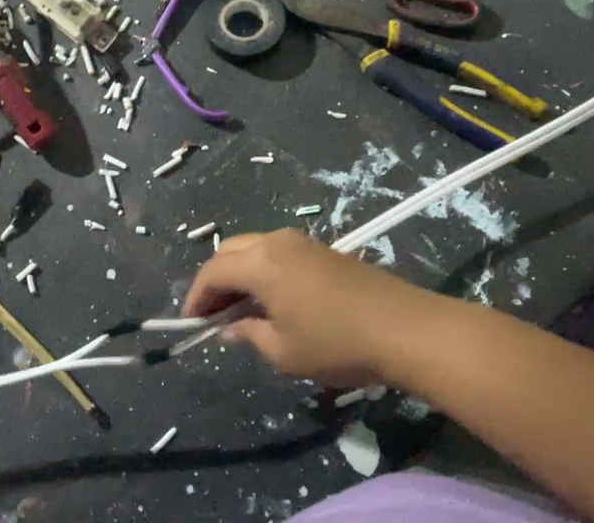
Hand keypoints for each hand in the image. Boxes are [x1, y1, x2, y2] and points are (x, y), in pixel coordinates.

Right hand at [182, 230, 432, 386]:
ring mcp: (302, 242)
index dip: (196, 296)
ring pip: (254, 248)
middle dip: (215, 280)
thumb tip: (230, 326)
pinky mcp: (322, 249)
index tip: (190, 322)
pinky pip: (277, 252)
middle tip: (211, 314)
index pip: (213, 271)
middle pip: (230, 251)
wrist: (404, 328)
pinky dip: (261, 270)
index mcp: (261, 263)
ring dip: (239, 273)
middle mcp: (276, 241)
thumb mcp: (284, 351)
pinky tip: (269, 300)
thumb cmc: (337, 343)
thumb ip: (249, 334)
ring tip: (238, 309)